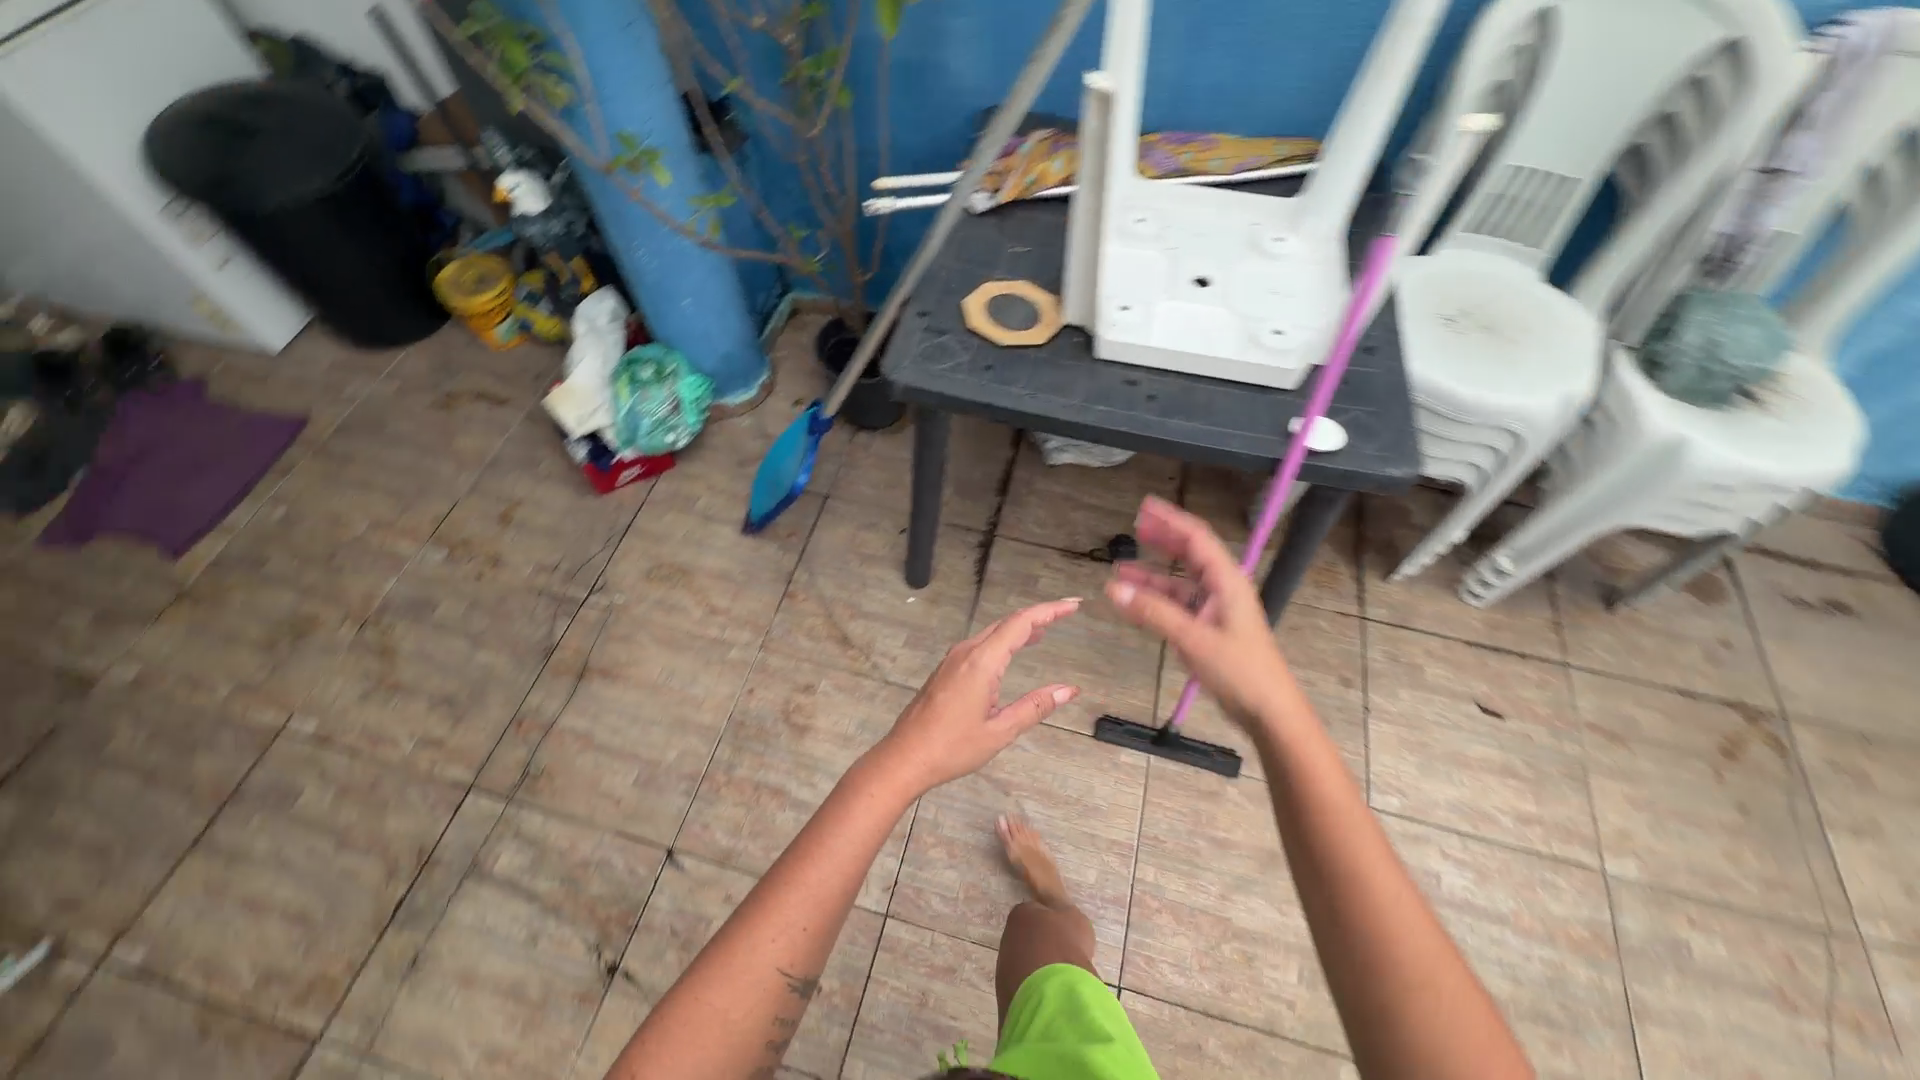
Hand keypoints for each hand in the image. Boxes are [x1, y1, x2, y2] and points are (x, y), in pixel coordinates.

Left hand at [872, 599, 1081, 794]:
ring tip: (1044, 632)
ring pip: (991, 633)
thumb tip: (1069, 690)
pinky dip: (1002, 641)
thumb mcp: (1000, 731)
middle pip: (1006, 623)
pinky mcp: (945, 671)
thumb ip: (1035, 707)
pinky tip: (1011, 653)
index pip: (1021, 624)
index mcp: (981, 662)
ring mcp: (952, 660)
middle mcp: (966, 653)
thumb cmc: (952, 748)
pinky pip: (980, 645)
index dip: (1049, 611)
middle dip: (1038, 616)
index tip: (1073, 605)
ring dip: (1018, 629)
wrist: (904, 757)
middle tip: (1066, 613)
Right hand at [1104, 496, 1299, 729]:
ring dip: (1152, 576)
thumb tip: (1114, 589)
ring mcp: (1216, 611)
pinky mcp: (1209, 631)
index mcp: (1227, 582)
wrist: (1269, 711)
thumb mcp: (1194, 639)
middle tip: (1134, 527)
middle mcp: (1222, 589)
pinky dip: (1156, 602)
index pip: (1196, 539)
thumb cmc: (1240, 671)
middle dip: (1162, 541)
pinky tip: (1135, 603)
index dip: (1170, 520)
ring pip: (1179, 584)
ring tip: (1120, 570)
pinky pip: (1178, 607)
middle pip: (1189, 556)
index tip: (1144, 507)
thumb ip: (1153, 612)